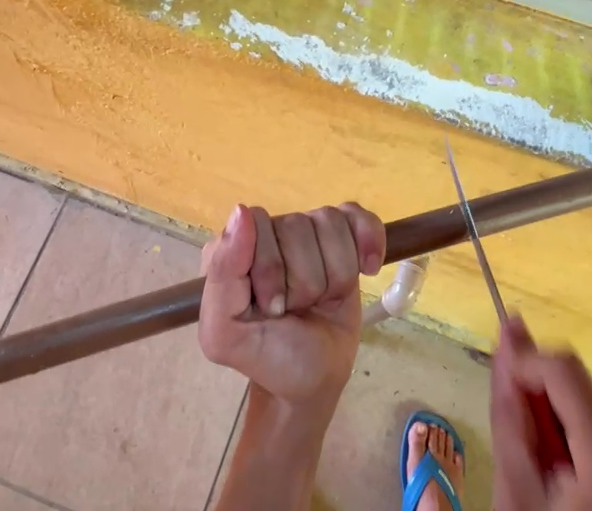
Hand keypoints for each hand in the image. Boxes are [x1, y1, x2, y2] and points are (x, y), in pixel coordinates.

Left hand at [199, 203, 385, 405]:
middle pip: (297, 225)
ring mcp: (308, 232)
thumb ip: (222, 273)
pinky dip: (369, 242)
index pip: (259, 223)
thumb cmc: (267, 357)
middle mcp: (270, 232)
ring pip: (330, 224)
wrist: (314, 379)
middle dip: (304, 280)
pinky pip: (359, 216)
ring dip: (334, 274)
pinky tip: (366, 268)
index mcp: (233, 247)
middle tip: (297, 310)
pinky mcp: (344, 238)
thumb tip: (241, 212)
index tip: (273, 308)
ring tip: (322, 300)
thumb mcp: (226, 334)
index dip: (272, 268)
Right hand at [491, 319, 591, 510]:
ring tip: (547, 483)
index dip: (523, 366)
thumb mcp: (517, 491)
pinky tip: (571, 489)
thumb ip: (510, 412)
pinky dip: (578, 448)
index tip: (499, 386)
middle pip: (573, 391)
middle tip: (521, 456)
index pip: (562, 367)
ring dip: (556, 431)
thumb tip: (507, 338)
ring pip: (585, 410)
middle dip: (538, 410)